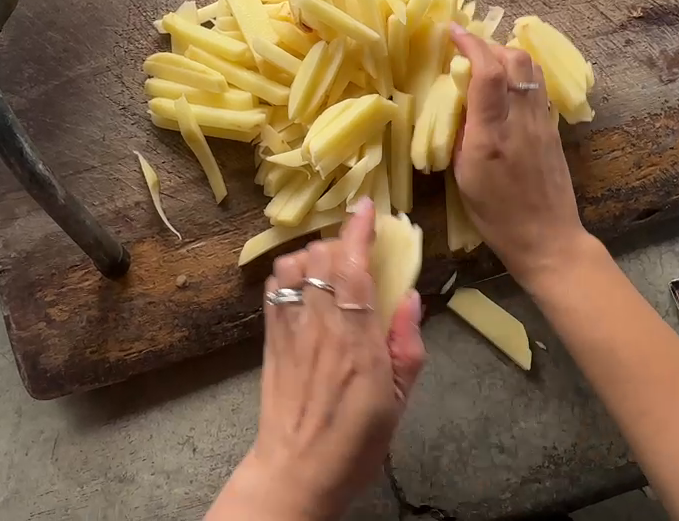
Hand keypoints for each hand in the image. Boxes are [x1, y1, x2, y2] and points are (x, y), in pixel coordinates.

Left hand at [209, 200, 426, 519]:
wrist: (296, 472)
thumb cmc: (355, 441)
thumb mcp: (399, 400)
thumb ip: (407, 344)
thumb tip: (409, 295)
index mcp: (356, 339)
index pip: (354, 266)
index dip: (359, 230)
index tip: (368, 206)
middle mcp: (319, 322)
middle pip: (322, 256)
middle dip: (342, 242)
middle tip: (360, 252)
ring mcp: (289, 326)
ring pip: (294, 263)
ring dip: (315, 254)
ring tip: (332, 267)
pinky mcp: (269, 334)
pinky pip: (275, 285)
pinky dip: (290, 271)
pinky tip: (304, 283)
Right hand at [448, 25, 594, 287]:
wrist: (547, 239)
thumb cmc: (495, 213)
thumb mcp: (463, 174)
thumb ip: (461, 131)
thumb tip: (457, 97)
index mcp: (493, 133)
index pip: (487, 72)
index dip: (470, 44)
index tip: (451, 30)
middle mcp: (522, 120)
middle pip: (515, 60)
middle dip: (488, 44)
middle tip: (465, 48)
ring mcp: (542, 123)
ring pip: (531, 69)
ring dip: (506, 55)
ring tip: (485, 61)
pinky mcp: (553, 130)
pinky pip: (538, 87)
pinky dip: (519, 74)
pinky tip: (506, 85)